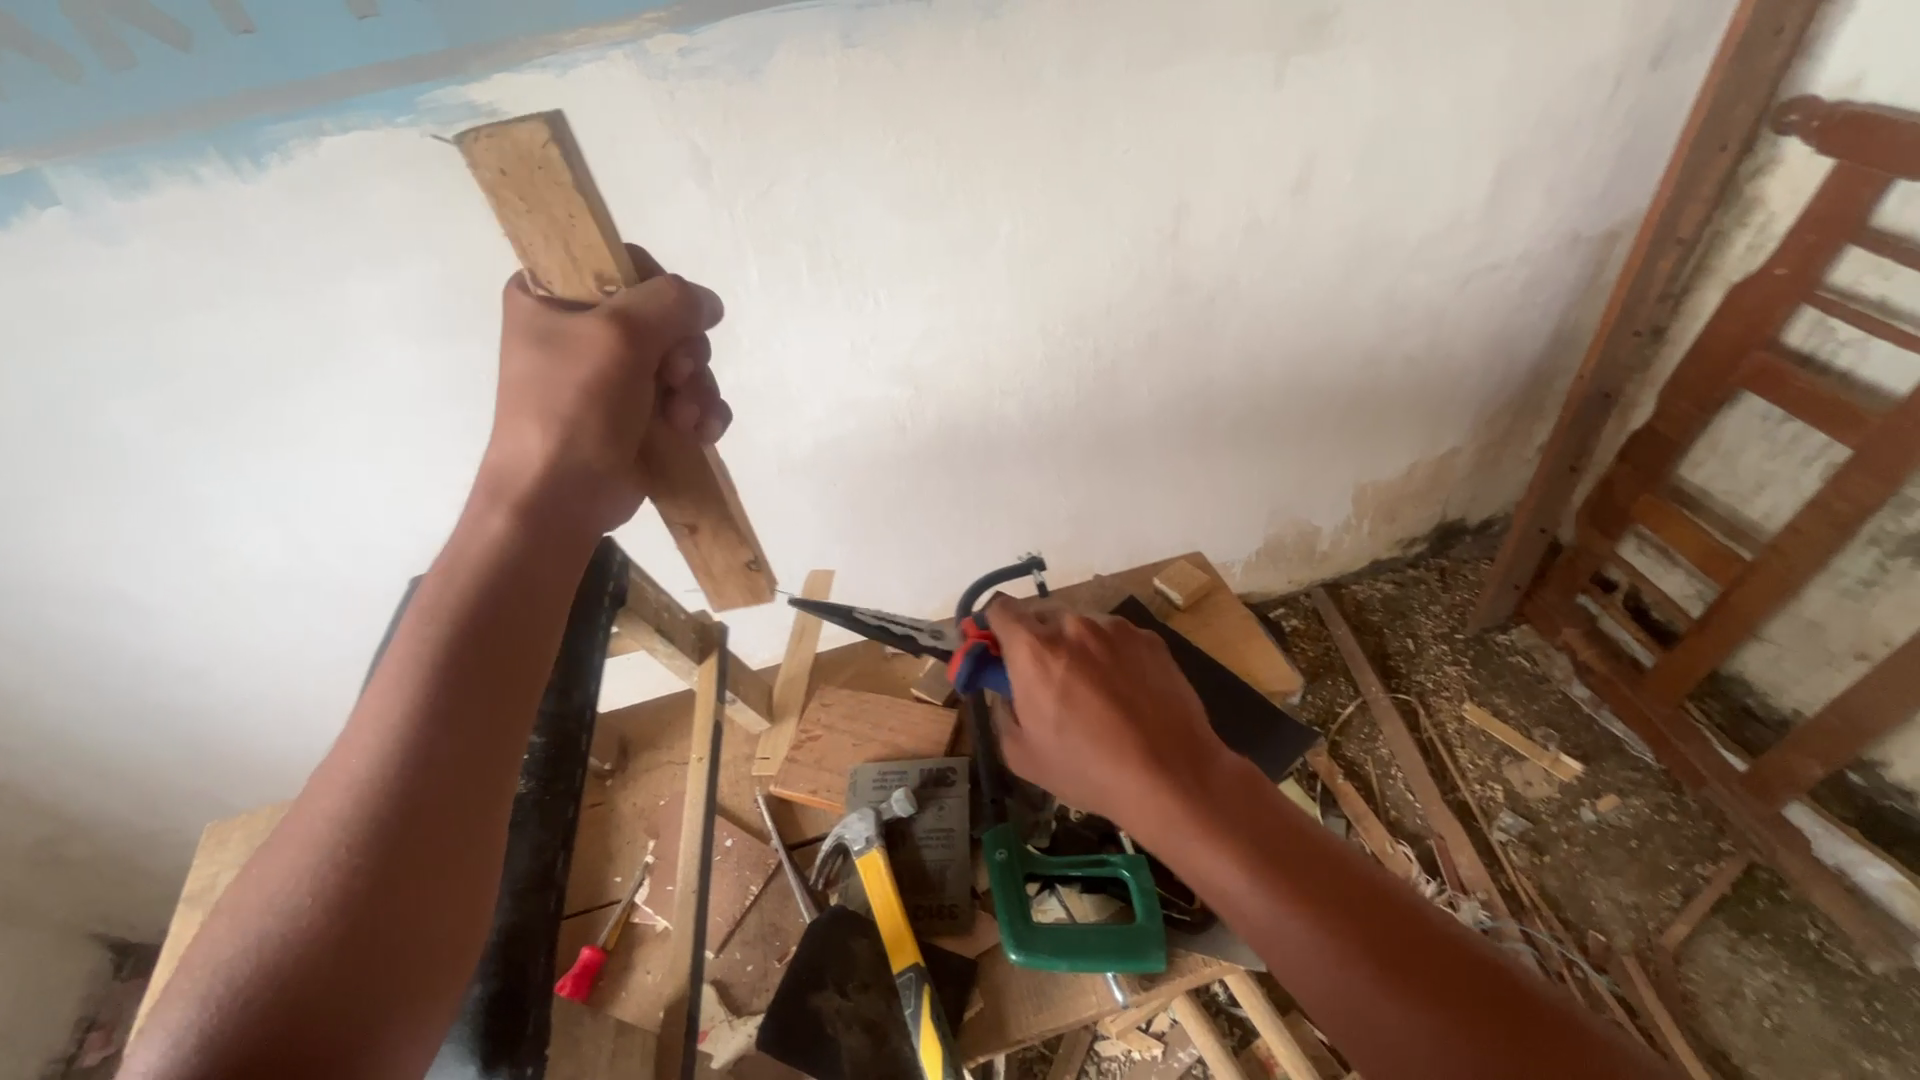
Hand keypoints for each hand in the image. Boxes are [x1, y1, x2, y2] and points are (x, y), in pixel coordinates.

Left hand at [476, 245, 728, 537]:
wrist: (560, 498)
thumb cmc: (574, 408)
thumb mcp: (618, 335)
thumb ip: (671, 302)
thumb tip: (710, 304)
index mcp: (553, 295)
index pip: (626, 265)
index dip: (661, 291)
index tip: (670, 322)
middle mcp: (585, 330)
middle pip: (666, 317)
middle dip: (685, 352)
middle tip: (675, 378)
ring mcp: (616, 376)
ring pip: (686, 361)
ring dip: (698, 390)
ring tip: (686, 420)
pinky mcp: (642, 416)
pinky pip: (690, 399)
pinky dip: (702, 414)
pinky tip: (700, 434)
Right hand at [985, 595, 1236, 832]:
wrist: (1171, 774)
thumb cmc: (1087, 769)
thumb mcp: (1021, 754)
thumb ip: (1002, 711)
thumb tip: (1007, 691)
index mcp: (1034, 649)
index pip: (1000, 609)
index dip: (994, 628)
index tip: (999, 653)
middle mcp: (1073, 626)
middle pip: (1041, 617)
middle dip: (1036, 643)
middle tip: (1048, 683)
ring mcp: (1116, 628)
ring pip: (1081, 627)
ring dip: (1076, 649)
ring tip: (1094, 693)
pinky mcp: (1150, 639)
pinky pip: (1116, 639)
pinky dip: (1111, 656)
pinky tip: (1126, 694)